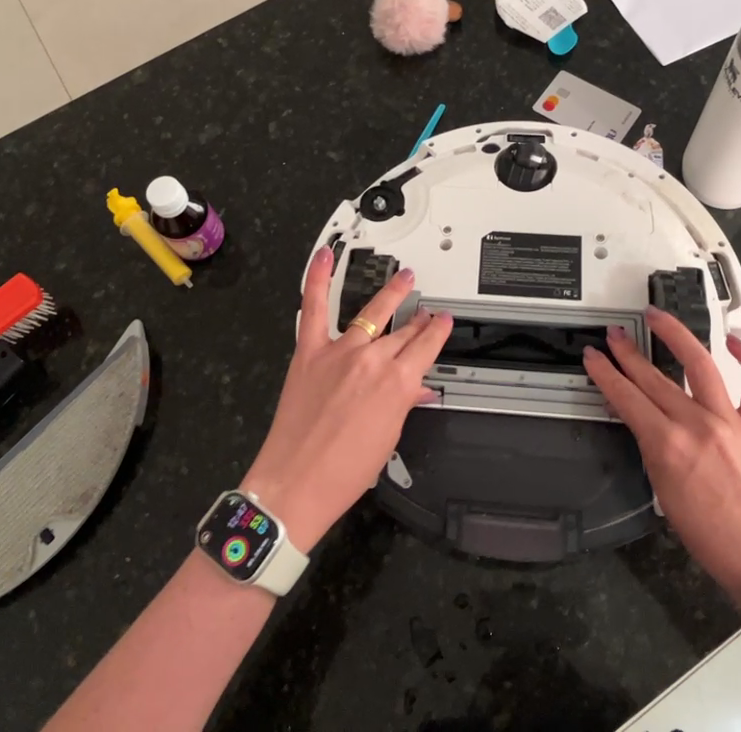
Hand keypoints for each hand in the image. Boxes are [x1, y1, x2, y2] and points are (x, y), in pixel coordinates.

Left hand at [241, 247, 452, 549]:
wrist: (297, 483)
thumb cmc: (343, 472)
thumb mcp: (388, 438)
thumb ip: (403, 405)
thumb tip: (416, 392)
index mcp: (397, 384)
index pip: (427, 347)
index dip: (438, 332)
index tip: (443, 322)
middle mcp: (371, 361)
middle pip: (404, 332)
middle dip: (419, 320)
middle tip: (426, 310)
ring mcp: (339, 352)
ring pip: (372, 313)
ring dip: (391, 293)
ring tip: (403, 279)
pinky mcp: (309, 352)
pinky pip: (312, 307)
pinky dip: (316, 279)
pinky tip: (325, 257)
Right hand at [583, 310, 740, 608]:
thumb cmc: (710, 537)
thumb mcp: (662, 493)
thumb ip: (651, 449)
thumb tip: (640, 421)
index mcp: (668, 445)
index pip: (626, 398)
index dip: (605, 373)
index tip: (593, 357)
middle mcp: (698, 425)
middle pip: (654, 378)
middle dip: (628, 353)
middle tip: (613, 335)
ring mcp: (730, 422)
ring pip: (700, 365)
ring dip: (675, 336)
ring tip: (657, 317)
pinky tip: (736, 341)